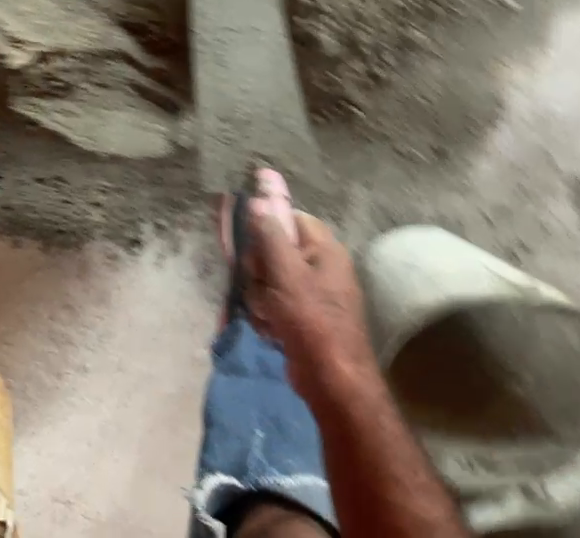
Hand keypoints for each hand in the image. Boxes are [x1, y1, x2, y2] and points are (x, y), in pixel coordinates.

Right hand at [242, 174, 373, 378]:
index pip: (292, 218)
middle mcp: (322, 267)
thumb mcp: (285, 271)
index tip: (247, 238)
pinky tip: (268, 327)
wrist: (333, 380)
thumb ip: (269, 234)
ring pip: (271, 278)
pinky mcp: (304, 317)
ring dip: (259, 294)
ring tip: (264, 311)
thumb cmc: (310, 318)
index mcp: (325, 249)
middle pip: (277, 249)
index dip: (267, 224)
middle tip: (257, 280)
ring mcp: (314, 294)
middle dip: (259, 267)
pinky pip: (275, 303)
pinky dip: (267, 313)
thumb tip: (258, 199)